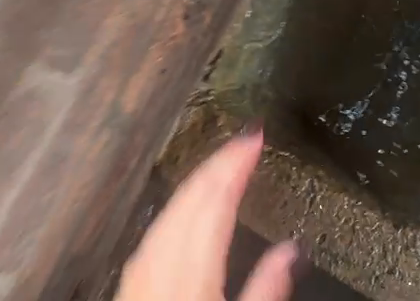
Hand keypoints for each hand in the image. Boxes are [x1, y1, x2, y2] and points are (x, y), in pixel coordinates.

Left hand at [117, 130, 298, 300]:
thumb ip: (266, 292)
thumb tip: (290, 249)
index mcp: (191, 284)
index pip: (213, 207)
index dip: (233, 164)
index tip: (256, 135)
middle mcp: (158, 279)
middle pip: (184, 207)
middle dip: (214, 166)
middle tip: (244, 141)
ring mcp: (136, 287)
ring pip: (162, 221)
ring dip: (192, 187)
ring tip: (220, 166)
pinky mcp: (129, 298)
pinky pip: (149, 243)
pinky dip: (172, 215)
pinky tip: (183, 213)